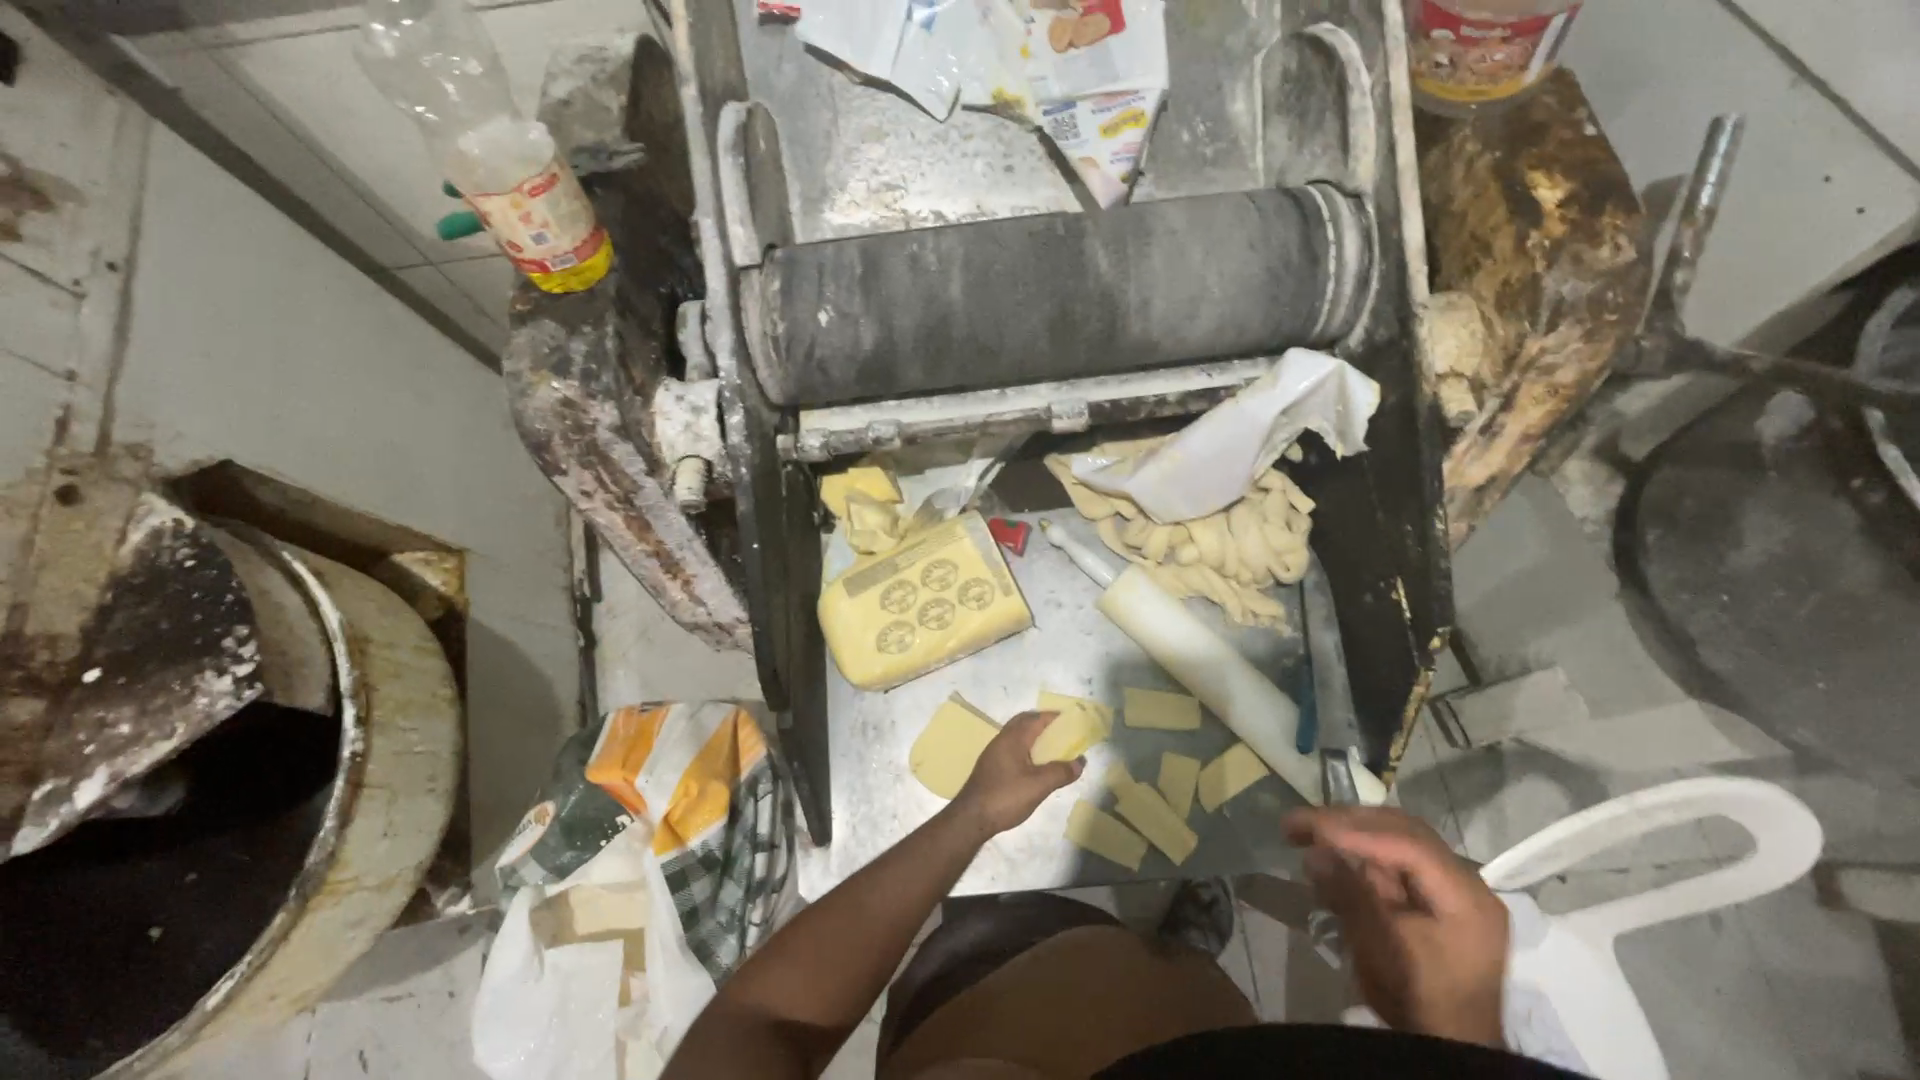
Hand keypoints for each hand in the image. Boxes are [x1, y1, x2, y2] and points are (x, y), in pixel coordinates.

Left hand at [951, 711, 1083, 836]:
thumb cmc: (1006, 797)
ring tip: (1052, 748)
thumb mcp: (1039, 786)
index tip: (1072, 720)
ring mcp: (993, 752)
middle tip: (1062, 732)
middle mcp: (1002, 740)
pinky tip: (1034, 764)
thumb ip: (1060, 772)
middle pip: (1024, 722)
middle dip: (1043, 723)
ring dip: (1033, 736)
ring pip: (1016, 735)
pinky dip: (1026, 747)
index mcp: (1013, 738)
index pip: (1036, 719)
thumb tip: (1080, 762)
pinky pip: (1012, 747)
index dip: (1054, 717)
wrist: (971, 818)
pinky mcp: (991, 766)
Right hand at [1284, 806, 1508, 1047]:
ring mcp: (1455, 894)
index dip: (1355, 830)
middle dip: (1350, 823)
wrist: (1451, 1051)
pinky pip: (1401, 867)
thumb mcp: (1380, 948)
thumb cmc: (1419, 999)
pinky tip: (1335, 864)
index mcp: (1464, 895)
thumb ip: (1350, 894)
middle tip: (1301, 823)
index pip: (1407, 843)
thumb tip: (1314, 852)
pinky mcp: (1439, 906)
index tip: (1309, 826)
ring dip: (1355, 836)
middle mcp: (1466, 884)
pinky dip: (1365, 859)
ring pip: (1401, 844)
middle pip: (1405, 833)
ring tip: (1310, 837)